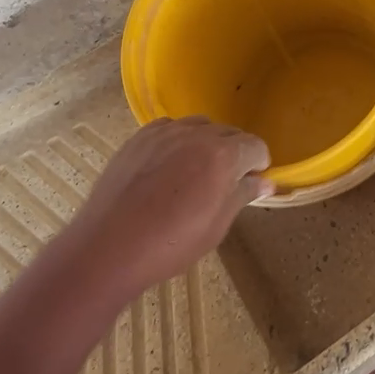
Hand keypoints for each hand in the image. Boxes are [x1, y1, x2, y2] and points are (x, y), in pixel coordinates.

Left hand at [71, 117, 272, 290]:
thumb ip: (243, 195)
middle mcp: (197, 134)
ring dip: (206, 144)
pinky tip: (168, 166)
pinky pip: (170, 128)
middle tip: (223, 183)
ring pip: (199, 127)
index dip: (258, 165)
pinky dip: (177, 141)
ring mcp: (165, 132)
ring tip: (194, 173)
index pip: (256, 146)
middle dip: (234, 153)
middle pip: (230, 133)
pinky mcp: (140, 137)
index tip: (250, 183)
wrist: (108, 247)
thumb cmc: (170, 244)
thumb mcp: (216, 226)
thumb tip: (266, 181)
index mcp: (223, 155)